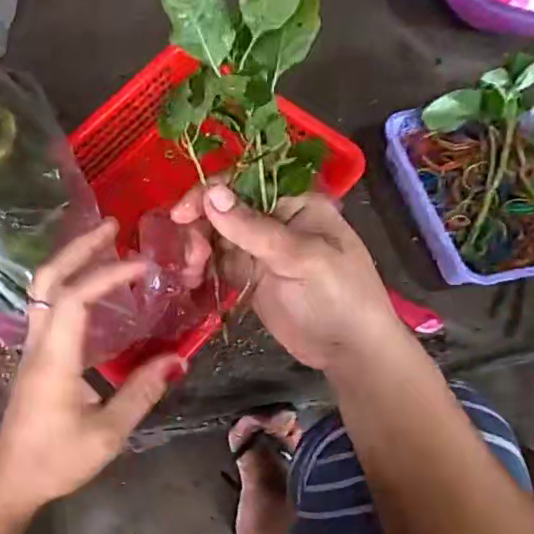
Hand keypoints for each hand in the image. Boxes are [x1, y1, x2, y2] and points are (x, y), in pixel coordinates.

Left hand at [0, 220, 181, 513]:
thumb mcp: (108, 433)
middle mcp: (39, 344)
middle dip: (80, 248)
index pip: (76, 299)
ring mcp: (34, 348)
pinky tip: (99, 291)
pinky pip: (51, 307)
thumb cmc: (56, 460)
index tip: (143, 266)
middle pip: (48, 280)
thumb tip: (177, 359)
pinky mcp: (38, 357)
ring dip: (73, 262)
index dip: (108, 275)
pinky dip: (73, 285)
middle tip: (113, 227)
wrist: (10, 481)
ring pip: (44, 290)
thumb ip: (142, 393)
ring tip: (107, 247)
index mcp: (54, 359)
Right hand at [170, 184, 403, 371]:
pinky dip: (201, 269)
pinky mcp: (250, 277)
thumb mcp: (302, 259)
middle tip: (191, 256)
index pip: (244, 183)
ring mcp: (261, 249)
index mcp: (295, 203)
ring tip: (191, 273)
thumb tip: (212, 193)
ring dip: (197, 249)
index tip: (182, 215)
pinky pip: (218, 263)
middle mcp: (275, 219)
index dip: (210, 192)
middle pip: (223, 208)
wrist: (351, 350)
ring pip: (216, 236)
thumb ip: (255, 229)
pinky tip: (191, 281)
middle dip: (201, 227)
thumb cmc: (340, 296)